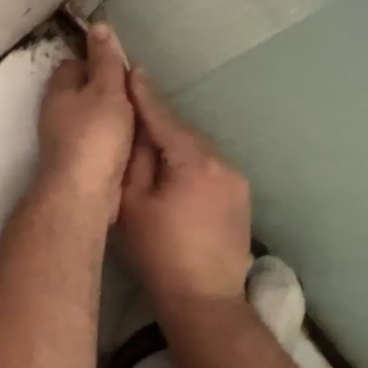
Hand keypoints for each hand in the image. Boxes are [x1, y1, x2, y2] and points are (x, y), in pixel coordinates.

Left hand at [36, 23, 135, 214]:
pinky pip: (96, 141)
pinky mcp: (75, 162)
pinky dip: (112, 140)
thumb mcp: (107, 90)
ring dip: (112, 117)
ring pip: (91, 118)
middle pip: (83, 91)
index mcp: (58, 89)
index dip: (99, 62)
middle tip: (137, 95)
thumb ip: (105, 60)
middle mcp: (55, 112)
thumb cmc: (96, 136)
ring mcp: (63, 139)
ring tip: (140, 119)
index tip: (123, 69)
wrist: (83, 193)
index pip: (76, 63)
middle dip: (108, 91)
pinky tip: (131, 145)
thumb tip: (98, 25)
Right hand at [118, 69, 252, 310]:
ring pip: (195, 145)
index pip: (162, 116)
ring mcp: (236, 178)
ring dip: (170, 138)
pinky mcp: (240, 195)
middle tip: (128, 99)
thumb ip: (133, 158)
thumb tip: (134, 126)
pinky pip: (207, 163)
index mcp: (193, 160)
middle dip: (155, 115)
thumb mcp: (131, 202)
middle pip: (181, 128)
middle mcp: (221, 160)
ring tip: (144, 134)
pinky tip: (169, 165)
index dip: (142, 92)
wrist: (205, 301)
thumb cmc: (159, 252)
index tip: (127, 66)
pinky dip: (186, 158)